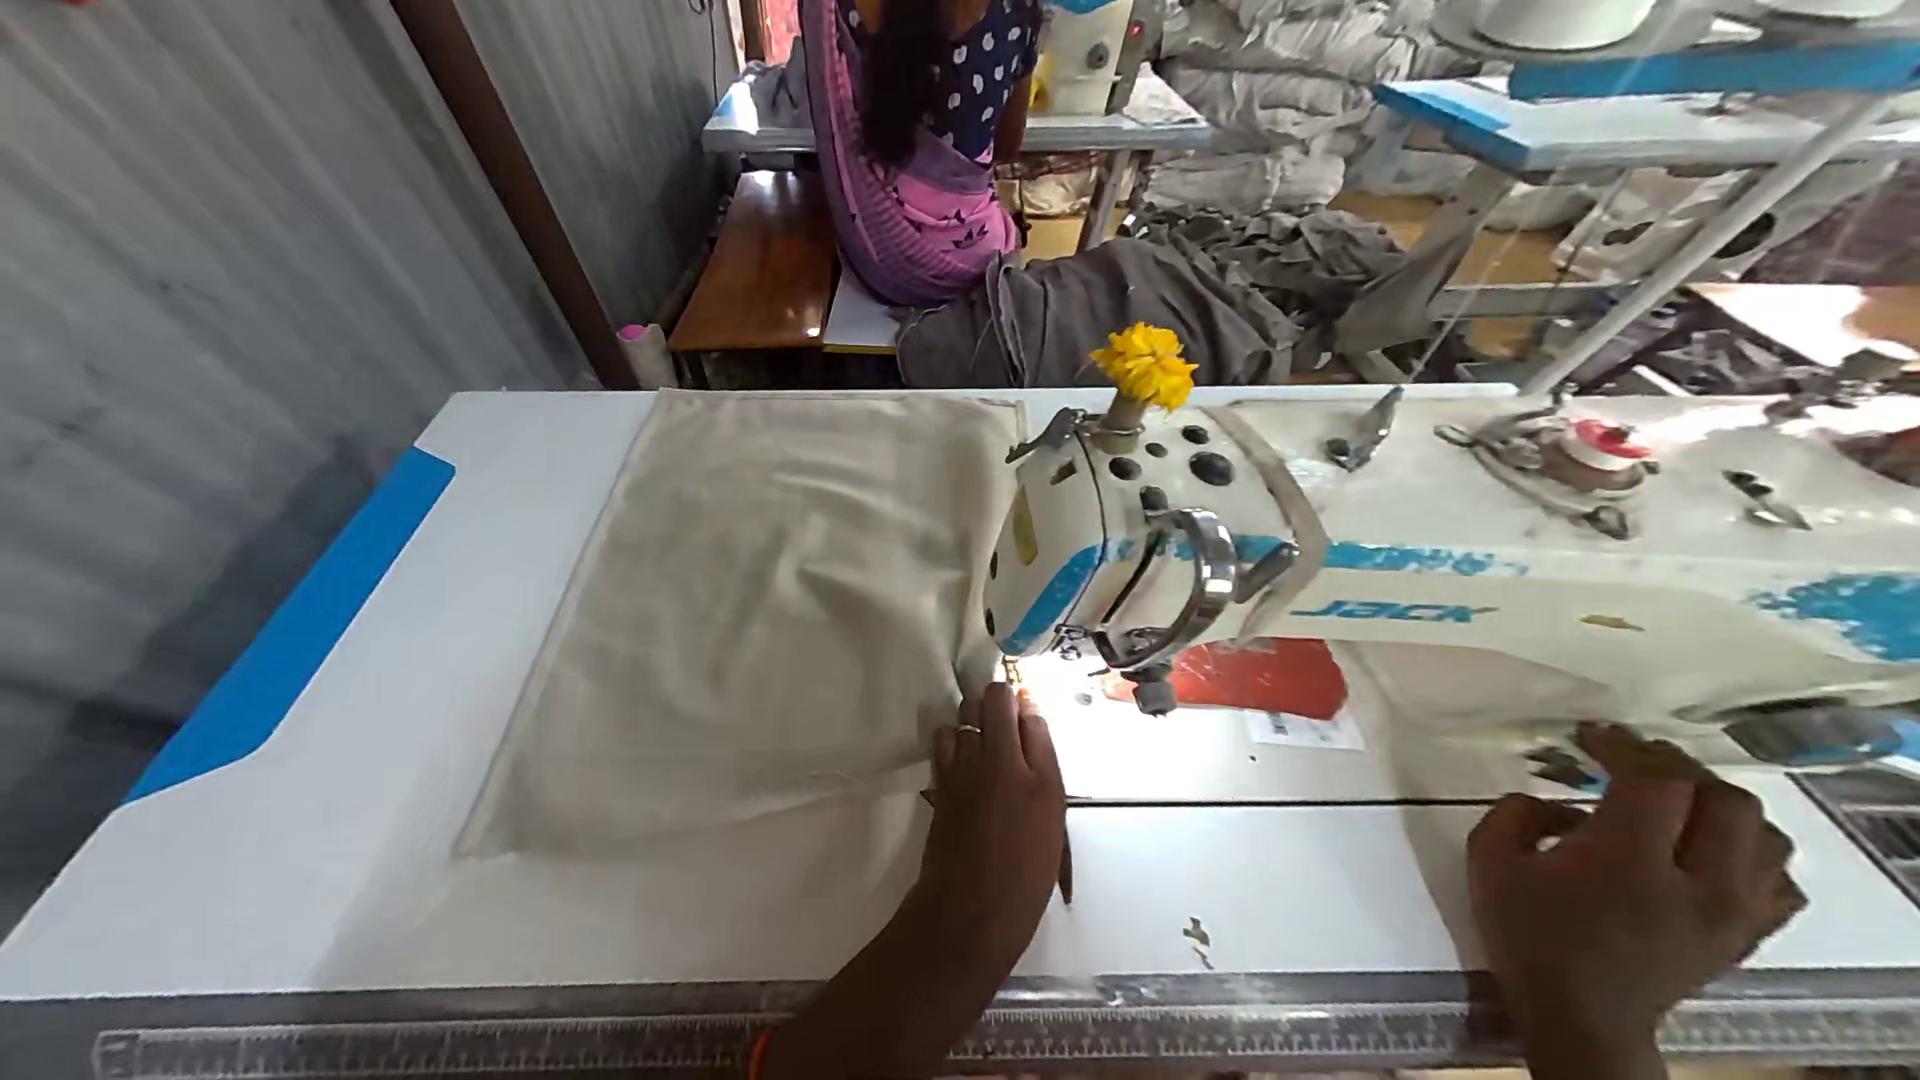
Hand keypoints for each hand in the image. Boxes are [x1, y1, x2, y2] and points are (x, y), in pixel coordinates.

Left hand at [761, 684, 1064, 1079]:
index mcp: (1019, 757)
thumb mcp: (1051, 806)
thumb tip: (1029, 708)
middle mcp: (984, 753)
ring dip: (973, 722)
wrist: (973, 906)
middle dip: (995, 703)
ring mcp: (956, 768)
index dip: (1016, 696)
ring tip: (989, 747)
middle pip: (982, 701)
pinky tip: (967, 764)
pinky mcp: (939, 786)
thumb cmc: (1027, 863)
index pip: (1007, 697)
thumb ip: (1041, 750)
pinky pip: (943, 745)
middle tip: (1011, 730)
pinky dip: (954, 743)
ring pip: (960, 720)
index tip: (1026, 711)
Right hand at [1467, 723, 1805, 1079]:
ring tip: (1671, 792)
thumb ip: (1516, 811)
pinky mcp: (1747, 933)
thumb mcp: (1489, 858)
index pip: (1655, 783)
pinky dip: (1750, 847)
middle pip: (1724, 800)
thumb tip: (1557, 801)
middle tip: (1630, 754)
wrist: (1581, 1012)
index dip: (1625, 747)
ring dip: (1716, 801)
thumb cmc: (1526, 931)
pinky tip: (1708, 842)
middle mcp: (1697, 884)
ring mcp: (1733, 913)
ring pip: (1764, 835)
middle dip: (1674, 765)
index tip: (1591, 735)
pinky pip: (1778, 878)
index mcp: (1625, 861)